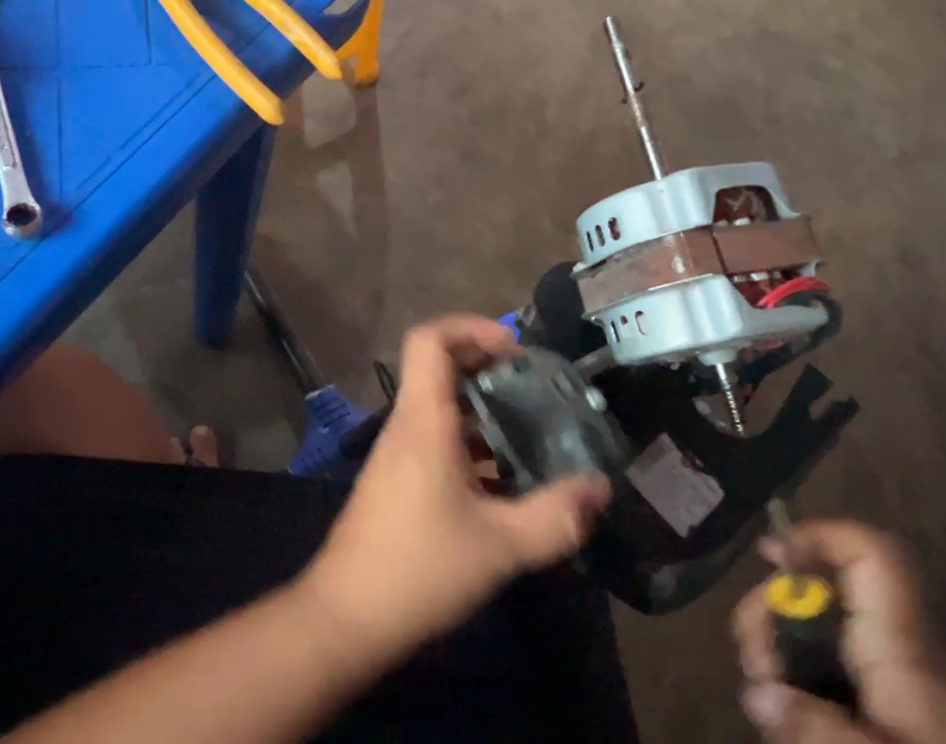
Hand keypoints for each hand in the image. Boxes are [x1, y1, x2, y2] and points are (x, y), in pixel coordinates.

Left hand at [298, 315, 611, 659]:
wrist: (346, 618)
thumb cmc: (420, 568)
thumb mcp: (501, 545)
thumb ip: (556, 516)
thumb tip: (599, 487)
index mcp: (423, 421)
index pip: (430, 340)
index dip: (471, 327)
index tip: (516, 351)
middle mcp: (407, 428)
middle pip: (441, 370)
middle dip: (491, 371)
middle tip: (539, 392)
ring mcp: (398, 457)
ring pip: (443, 412)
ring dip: (487, 415)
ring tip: (536, 436)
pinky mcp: (398, 485)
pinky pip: (439, 445)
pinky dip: (474, 449)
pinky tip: (509, 485)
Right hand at [732, 521, 945, 743]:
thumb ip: (818, 730)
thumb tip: (759, 692)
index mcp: (908, 654)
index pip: (873, 557)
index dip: (819, 536)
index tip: (770, 554)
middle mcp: (917, 653)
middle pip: (835, 594)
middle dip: (780, 613)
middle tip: (757, 668)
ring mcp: (926, 682)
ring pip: (842, 633)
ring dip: (795, 649)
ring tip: (776, 697)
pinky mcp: (931, 710)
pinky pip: (862, 667)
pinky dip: (824, 677)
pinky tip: (812, 715)